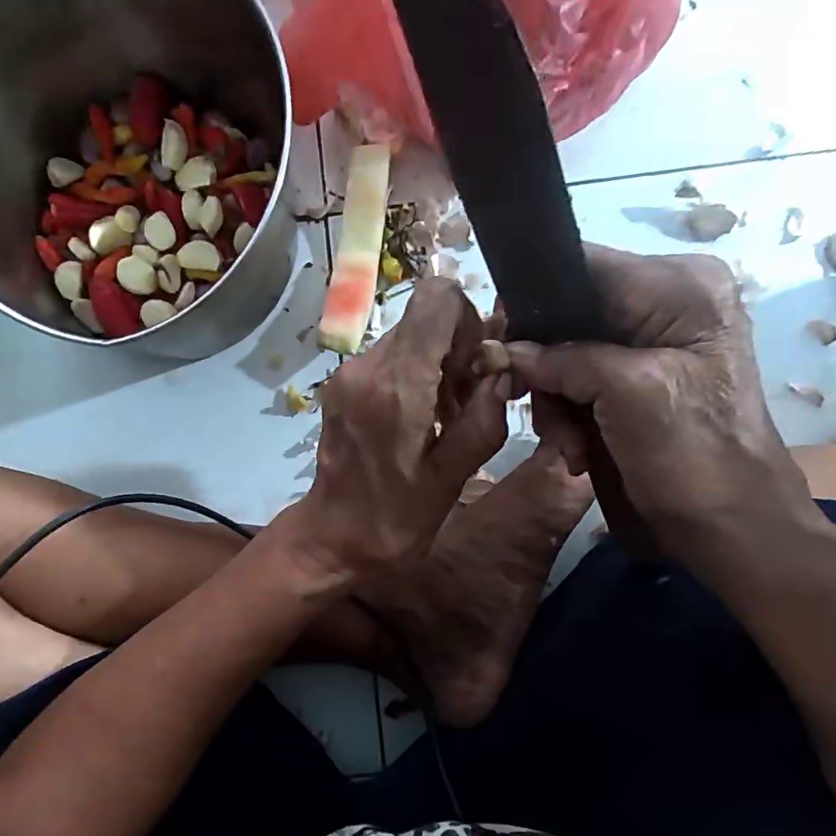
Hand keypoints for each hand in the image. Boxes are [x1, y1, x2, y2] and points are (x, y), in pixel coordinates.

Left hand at [290, 278, 508, 579]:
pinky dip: (413, 375)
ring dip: (436, 365)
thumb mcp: (453, 476)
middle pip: (425, 316)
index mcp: (396, 386)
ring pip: (409, 336)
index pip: (437, 298)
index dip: (468, 321)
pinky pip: (389, 357)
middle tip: (463, 403)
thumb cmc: (396, 518)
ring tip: (442, 418)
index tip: (474, 368)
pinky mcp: (340, 383)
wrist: (333, 538)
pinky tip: (418, 418)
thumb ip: (484, 417)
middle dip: (456, 350)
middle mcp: (366, 367)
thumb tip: (502, 371)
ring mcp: (348, 373)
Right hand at [504, 244, 808, 549]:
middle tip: (524, 403)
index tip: (495, 343)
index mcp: (680, 287)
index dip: (530, 302)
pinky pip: (573, 380)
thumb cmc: (693, 455)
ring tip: (568, 443)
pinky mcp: (630, 381)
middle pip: (565, 312)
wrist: (728, 529)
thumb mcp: (628, 394)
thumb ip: (563, 359)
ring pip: (561, 351)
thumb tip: (499, 350)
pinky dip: (564, 415)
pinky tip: (577, 447)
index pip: (581, 267)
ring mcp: (646, 345)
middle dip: (542, 364)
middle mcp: (663, 303)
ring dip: (552, 400)